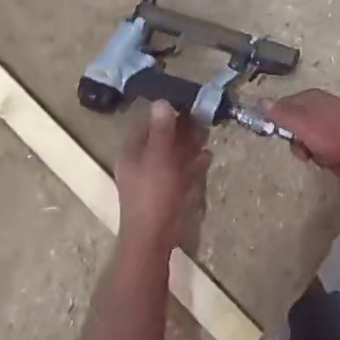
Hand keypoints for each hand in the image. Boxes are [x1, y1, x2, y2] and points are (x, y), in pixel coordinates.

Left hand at [114, 101, 210, 242]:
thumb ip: (161, 131)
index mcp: (132, 152)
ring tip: (207, 132)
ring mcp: (153, 178)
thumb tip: (161, 102)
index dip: (164, 111)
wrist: (153, 238)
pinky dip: (191, 163)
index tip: (186, 102)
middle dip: (181, 128)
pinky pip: (179, 171)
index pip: (146, 123)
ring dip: (188, 144)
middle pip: (161, 138)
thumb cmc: (153, 194)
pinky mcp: (166, 192)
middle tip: (202, 116)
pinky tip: (207, 156)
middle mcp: (140, 162)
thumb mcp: (159, 158)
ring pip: (172, 154)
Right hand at [267, 89, 339, 171]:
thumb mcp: (302, 124)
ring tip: (330, 159)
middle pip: (299, 129)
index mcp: (310, 98)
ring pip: (315, 142)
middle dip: (303, 146)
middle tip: (309, 153)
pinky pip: (331, 149)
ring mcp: (337, 120)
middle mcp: (323, 105)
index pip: (282, 109)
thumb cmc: (334, 135)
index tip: (286, 139)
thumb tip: (261, 100)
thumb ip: (281, 113)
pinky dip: (334, 159)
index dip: (281, 127)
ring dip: (319, 156)